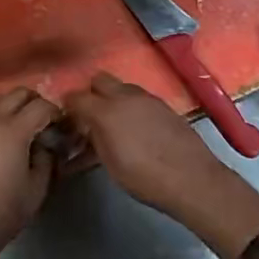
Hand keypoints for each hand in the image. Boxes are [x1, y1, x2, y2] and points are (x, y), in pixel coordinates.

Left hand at [0, 88, 60, 257]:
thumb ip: (46, 159)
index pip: (41, 106)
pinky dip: (1, 111)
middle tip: (47, 119)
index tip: (63, 124)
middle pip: (18, 93)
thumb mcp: (38, 186)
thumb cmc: (7, 208)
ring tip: (27, 121)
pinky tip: (9, 132)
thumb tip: (46, 146)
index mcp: (14, 130)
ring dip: (16, 103)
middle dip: (36, 100)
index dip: (56, 111)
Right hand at [65, 75, 258, 253]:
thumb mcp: (109, 163)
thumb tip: (85, 130)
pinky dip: (131, 106)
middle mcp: (125, 96)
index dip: (68, 107)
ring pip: (121, 87)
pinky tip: (136, 127)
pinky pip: (139, 97)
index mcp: (106, 111)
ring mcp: (147, 97)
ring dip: (113, 99)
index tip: (67, 119)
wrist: (191, 178)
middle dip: (91, 94)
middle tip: (90, 117)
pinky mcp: (163, 104)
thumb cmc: (144, 177)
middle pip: (99, 81)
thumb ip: (94, 140)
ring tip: (114, 124)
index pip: (76, 97)